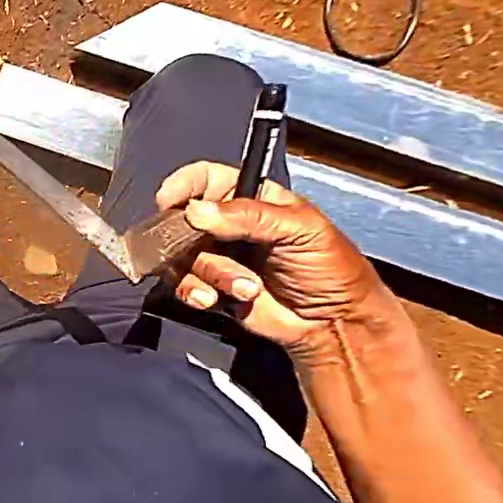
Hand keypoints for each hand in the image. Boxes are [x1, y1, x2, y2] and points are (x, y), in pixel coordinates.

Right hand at [155, 161, 387, 358]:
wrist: (333, 323)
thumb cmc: (331, 268)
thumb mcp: (300, 229)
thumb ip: (249, 216)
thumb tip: (198, 211)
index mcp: (250, 198)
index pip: (206, 178)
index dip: (184, 184)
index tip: (169, 200)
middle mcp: (227, 226)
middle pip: (183, 219)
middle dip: (190, 238)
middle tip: (205, 248)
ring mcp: (216, 257)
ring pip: (182, 256)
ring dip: (210, 272)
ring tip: (247, 286)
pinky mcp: (210, 287)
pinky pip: (183, 285)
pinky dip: (195, 292)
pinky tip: (215, 299)